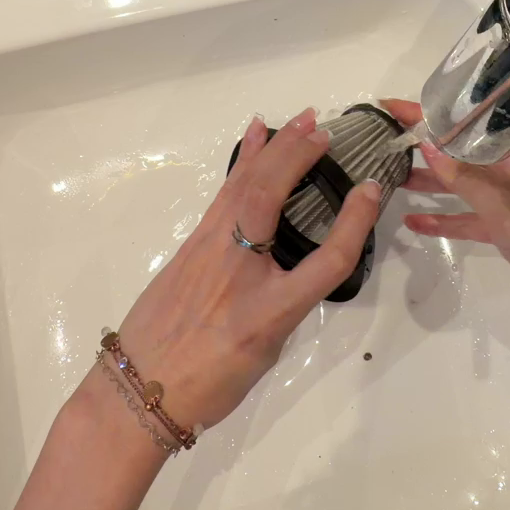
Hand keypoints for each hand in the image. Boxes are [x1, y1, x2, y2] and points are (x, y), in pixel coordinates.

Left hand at [111, 108, 381, 431]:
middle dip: (300, 155)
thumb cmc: (209, 381)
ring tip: (296, 120)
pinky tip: (251, 141)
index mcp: (269, 309)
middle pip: (273, 196)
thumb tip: (290, 265)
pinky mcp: (192, 242)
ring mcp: (208, 248)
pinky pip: (224, 192)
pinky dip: (242, 162)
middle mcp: (239, 268)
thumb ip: (284, 303)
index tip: (371, 188)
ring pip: (244, 184)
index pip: (327, 260)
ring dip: (272, 147)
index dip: (354, 222)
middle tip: (324, 127)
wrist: (138, 390)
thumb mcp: (265, 352)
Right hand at [383, 99, 509, 340]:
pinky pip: (472, 218)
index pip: (465, 127)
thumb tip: (427, 143)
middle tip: (380, 143)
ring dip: (431, 183)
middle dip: (424, 147)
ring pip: (463, 186)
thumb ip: (466, 181)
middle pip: (461, 154)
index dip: (427, 115)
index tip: (389, 107)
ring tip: (390, 178)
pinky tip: (414, 223)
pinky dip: (446, 219)